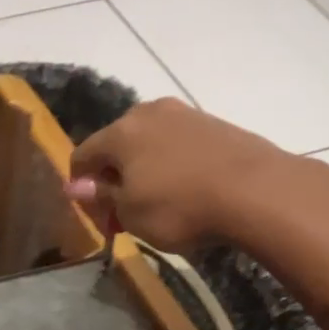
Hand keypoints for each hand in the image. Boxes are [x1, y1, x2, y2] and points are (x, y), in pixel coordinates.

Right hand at [66, 98, 293, 251]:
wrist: (253, 190)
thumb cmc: (178, 207)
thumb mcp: (130, 213)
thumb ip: (101, 196)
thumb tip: (75, 185)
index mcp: (120, 132)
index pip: (83, 155)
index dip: (80, 187)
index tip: (95, 217)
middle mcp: (148, 112)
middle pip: (116, 146)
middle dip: (113, 179)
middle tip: (123, 216)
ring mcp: (184, 114)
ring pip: (148, 145)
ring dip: (142, 173)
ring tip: (155, 206)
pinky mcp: (213, 124)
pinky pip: (176, 146)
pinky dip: (170, 168)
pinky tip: (183, 193)